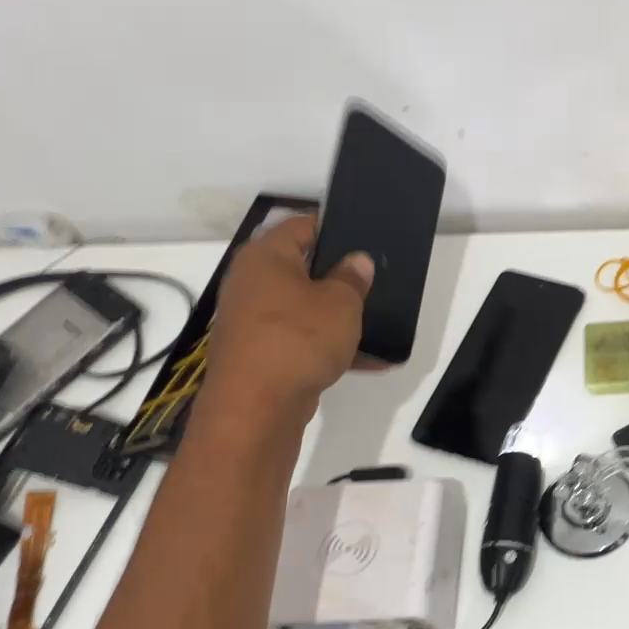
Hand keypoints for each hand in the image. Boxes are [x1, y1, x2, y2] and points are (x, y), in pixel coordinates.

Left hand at [205, 214, 374, 414]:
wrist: (258, 403)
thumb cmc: (299, 338)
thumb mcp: (340, 303)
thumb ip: (352, 279)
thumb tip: (357, 260)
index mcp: (266, 256)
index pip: (302, 225)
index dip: (334, 227)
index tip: (364, 237)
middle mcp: (252, 281)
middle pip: (301, 268)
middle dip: (338, 276)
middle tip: (374, 283)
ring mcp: (254, 318)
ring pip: (303, 307)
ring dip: (337, 316)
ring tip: (376, 324)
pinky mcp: (262, 351)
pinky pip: (303, 339)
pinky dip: (331, 347)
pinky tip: (368, 361)